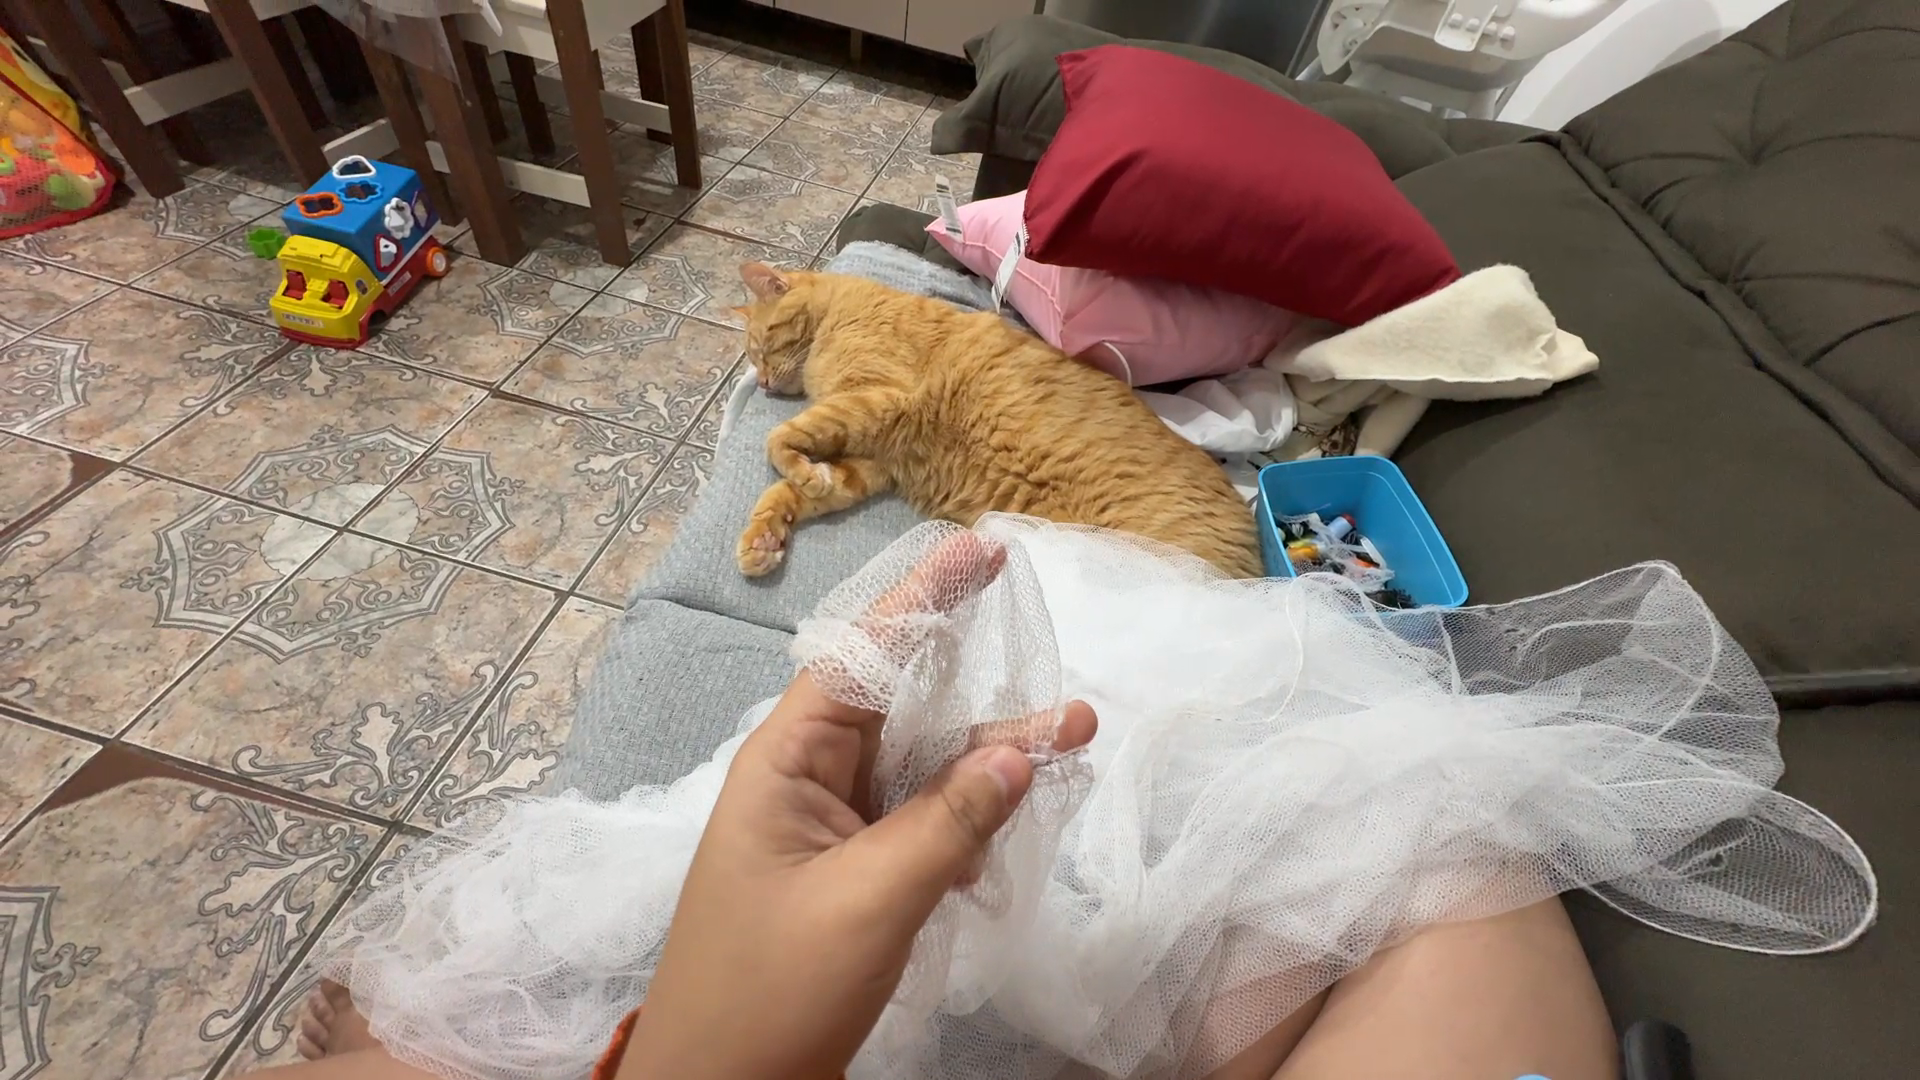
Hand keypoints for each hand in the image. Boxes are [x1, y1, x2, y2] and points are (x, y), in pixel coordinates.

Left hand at [621, 534, 1096, 1079]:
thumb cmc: (772, 990)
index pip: (862, 654)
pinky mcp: (864, 855)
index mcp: (790, 756)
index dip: (921, 597)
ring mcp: (841, 814)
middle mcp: (815, 769)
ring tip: (1075, 727)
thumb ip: (947, 822)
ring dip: (994, 745)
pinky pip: (928, 809)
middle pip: (902, 695)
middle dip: (966, 657)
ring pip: (926, 757)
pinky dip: (975, 804)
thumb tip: (1023, 752)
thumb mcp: (867, 901)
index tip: (977, 550)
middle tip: (1022, 598)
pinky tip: (1021, 802)